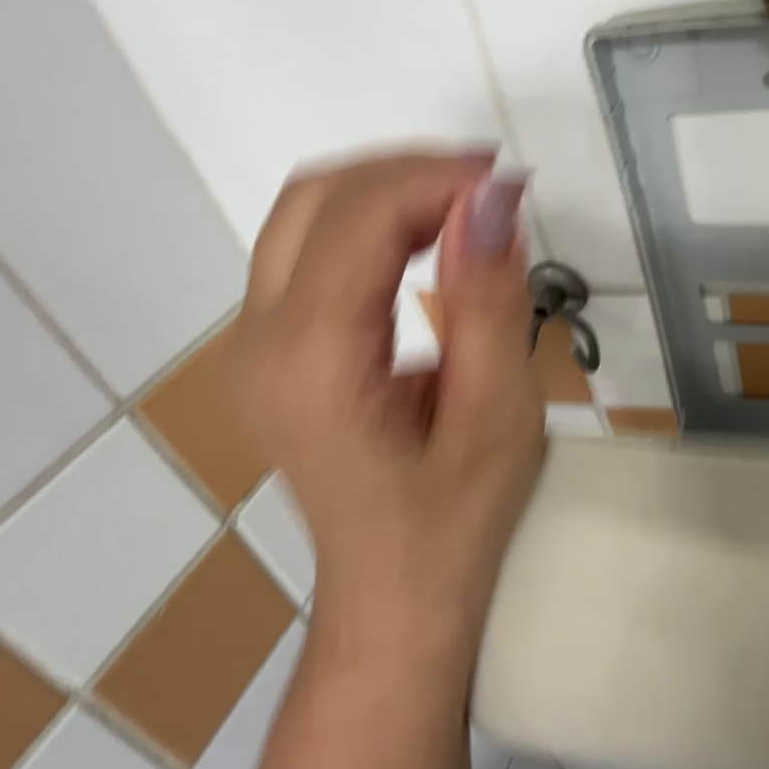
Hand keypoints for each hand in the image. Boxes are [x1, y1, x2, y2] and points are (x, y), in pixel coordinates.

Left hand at [232, 150, 546, 768]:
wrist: (396, 597)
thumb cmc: (455, 518)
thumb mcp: (497, 414)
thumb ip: (490, 303)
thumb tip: (492, 202)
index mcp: (313, 358)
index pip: (360, 217)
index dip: (438, 179)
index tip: (513, 184)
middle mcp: (260, 339)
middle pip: (315, 198)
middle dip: (408, 171)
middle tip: (494, 188)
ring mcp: (255, 344)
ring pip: (306, 215)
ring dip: (390, 190)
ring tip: (472, 206)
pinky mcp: (273, 351)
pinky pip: (311, 250)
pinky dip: (374, 222)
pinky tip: (433, 238)